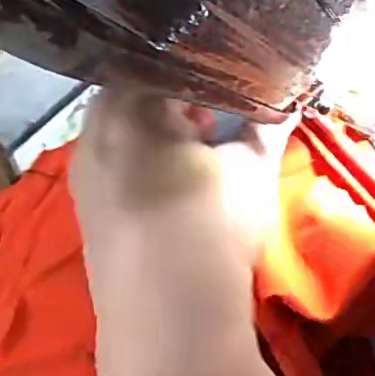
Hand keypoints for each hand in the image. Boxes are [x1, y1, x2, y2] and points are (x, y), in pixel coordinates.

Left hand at [71, 90, 292, 304]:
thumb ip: (269, 128)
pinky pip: (113, 168)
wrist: (167, 310)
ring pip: (121, 134)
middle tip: (213, 120)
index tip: (227, 86)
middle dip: (176, 103)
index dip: (201, 73)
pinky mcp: (86, 212)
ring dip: (158, 136)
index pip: (163, 65)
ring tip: (198, 156)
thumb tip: (290, 103)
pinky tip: (175, 192)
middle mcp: (94, 133)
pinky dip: (142, 166)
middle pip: (135, 98)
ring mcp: (84, 176)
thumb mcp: (254, 170)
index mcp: (131, 107)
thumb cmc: (214, 222)